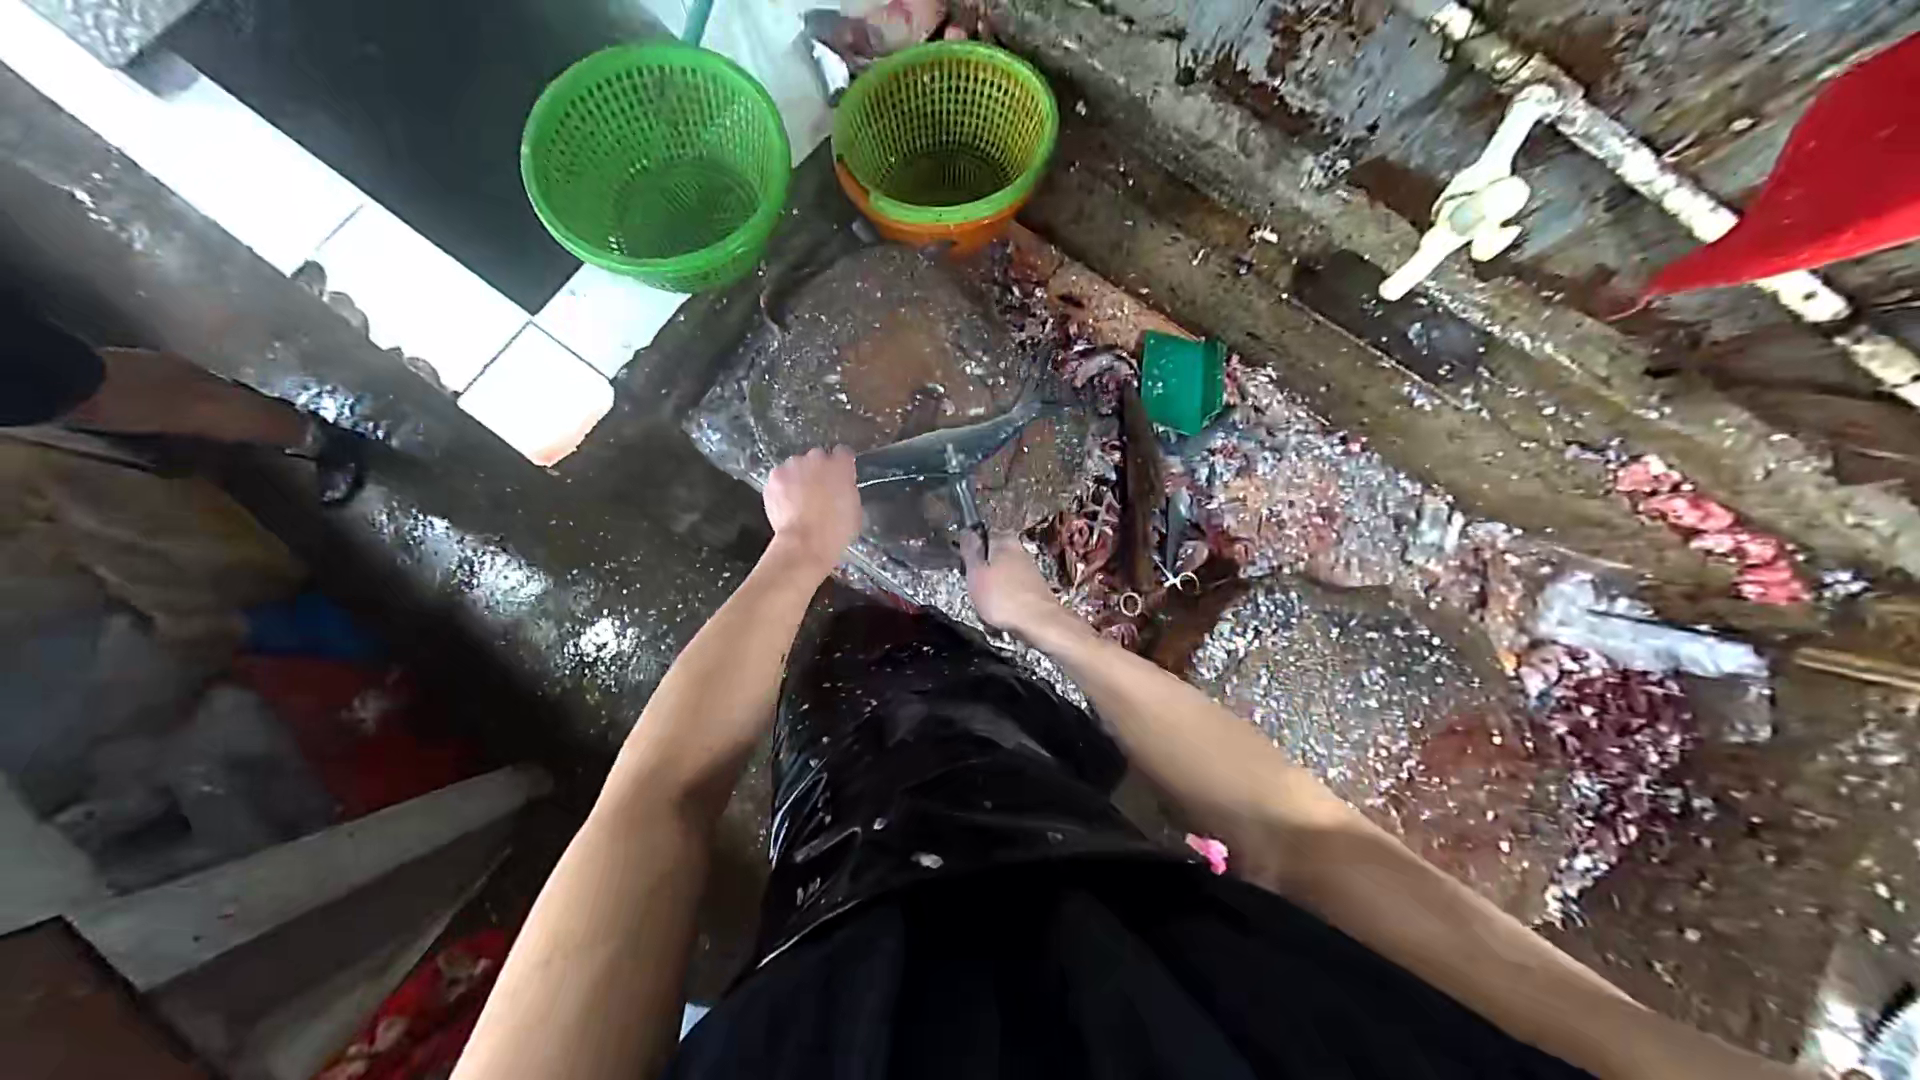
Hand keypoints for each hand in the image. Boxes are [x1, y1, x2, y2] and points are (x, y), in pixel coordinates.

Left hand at [764, 447, 861, 574]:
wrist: (806, 543)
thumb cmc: (835, 531)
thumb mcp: (854, 509)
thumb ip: (847, 490)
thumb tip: (841, 488)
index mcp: (841, 465)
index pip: (843, 453)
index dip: (841, 465)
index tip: (839, 475)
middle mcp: (816, 459)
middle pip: (817, 457)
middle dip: (818, 471)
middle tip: (818, 492)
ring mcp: (793, 466)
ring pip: (796, 467)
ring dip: (798, 478)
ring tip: (800, 502)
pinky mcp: (774, 478)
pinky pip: (780, 479)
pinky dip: (782, 489)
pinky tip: (787, 506)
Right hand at [960, 532, 1086, 644]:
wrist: (1039, 623)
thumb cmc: (1004, 598)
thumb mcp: (975, 572)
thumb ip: (970, 550)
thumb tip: (967, 532)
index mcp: (1004, 540)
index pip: (980, 535)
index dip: (969, 551)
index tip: (963, 566)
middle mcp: (1019, 550)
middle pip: (990, 557)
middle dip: (981, 573)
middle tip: (975, 588)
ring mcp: (1028, 569)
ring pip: (1000, 575)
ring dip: (991, 588)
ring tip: (987, 603)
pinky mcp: (1033, 588)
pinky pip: (1010, 590)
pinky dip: (1004, 599)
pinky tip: (1001, 611)